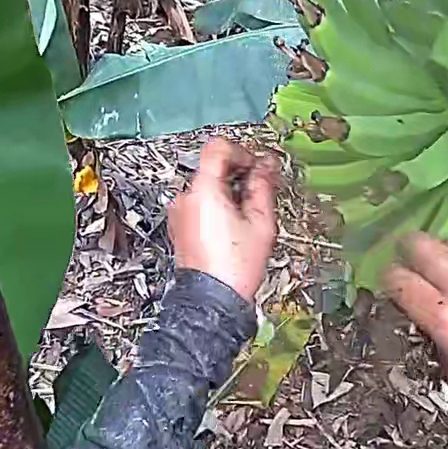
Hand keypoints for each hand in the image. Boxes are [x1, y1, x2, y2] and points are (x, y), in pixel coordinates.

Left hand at [168, 138, 278, 302]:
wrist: (214, 300)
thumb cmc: (234, 267)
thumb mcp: (261, 221)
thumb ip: (263, 185)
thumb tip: (266, 165)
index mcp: (203, 191)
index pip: (218, 148)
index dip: (243, 152)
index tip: (259, 166)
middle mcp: (185, 198)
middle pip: (213, 167)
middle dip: (240, 175)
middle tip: (261, 191)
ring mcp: (180, 213)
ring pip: (208, 186)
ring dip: (230, 192)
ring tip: (250, 214)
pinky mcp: (181, 225)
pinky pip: (201, 204)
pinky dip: (219, 206)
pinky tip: (236, 226)